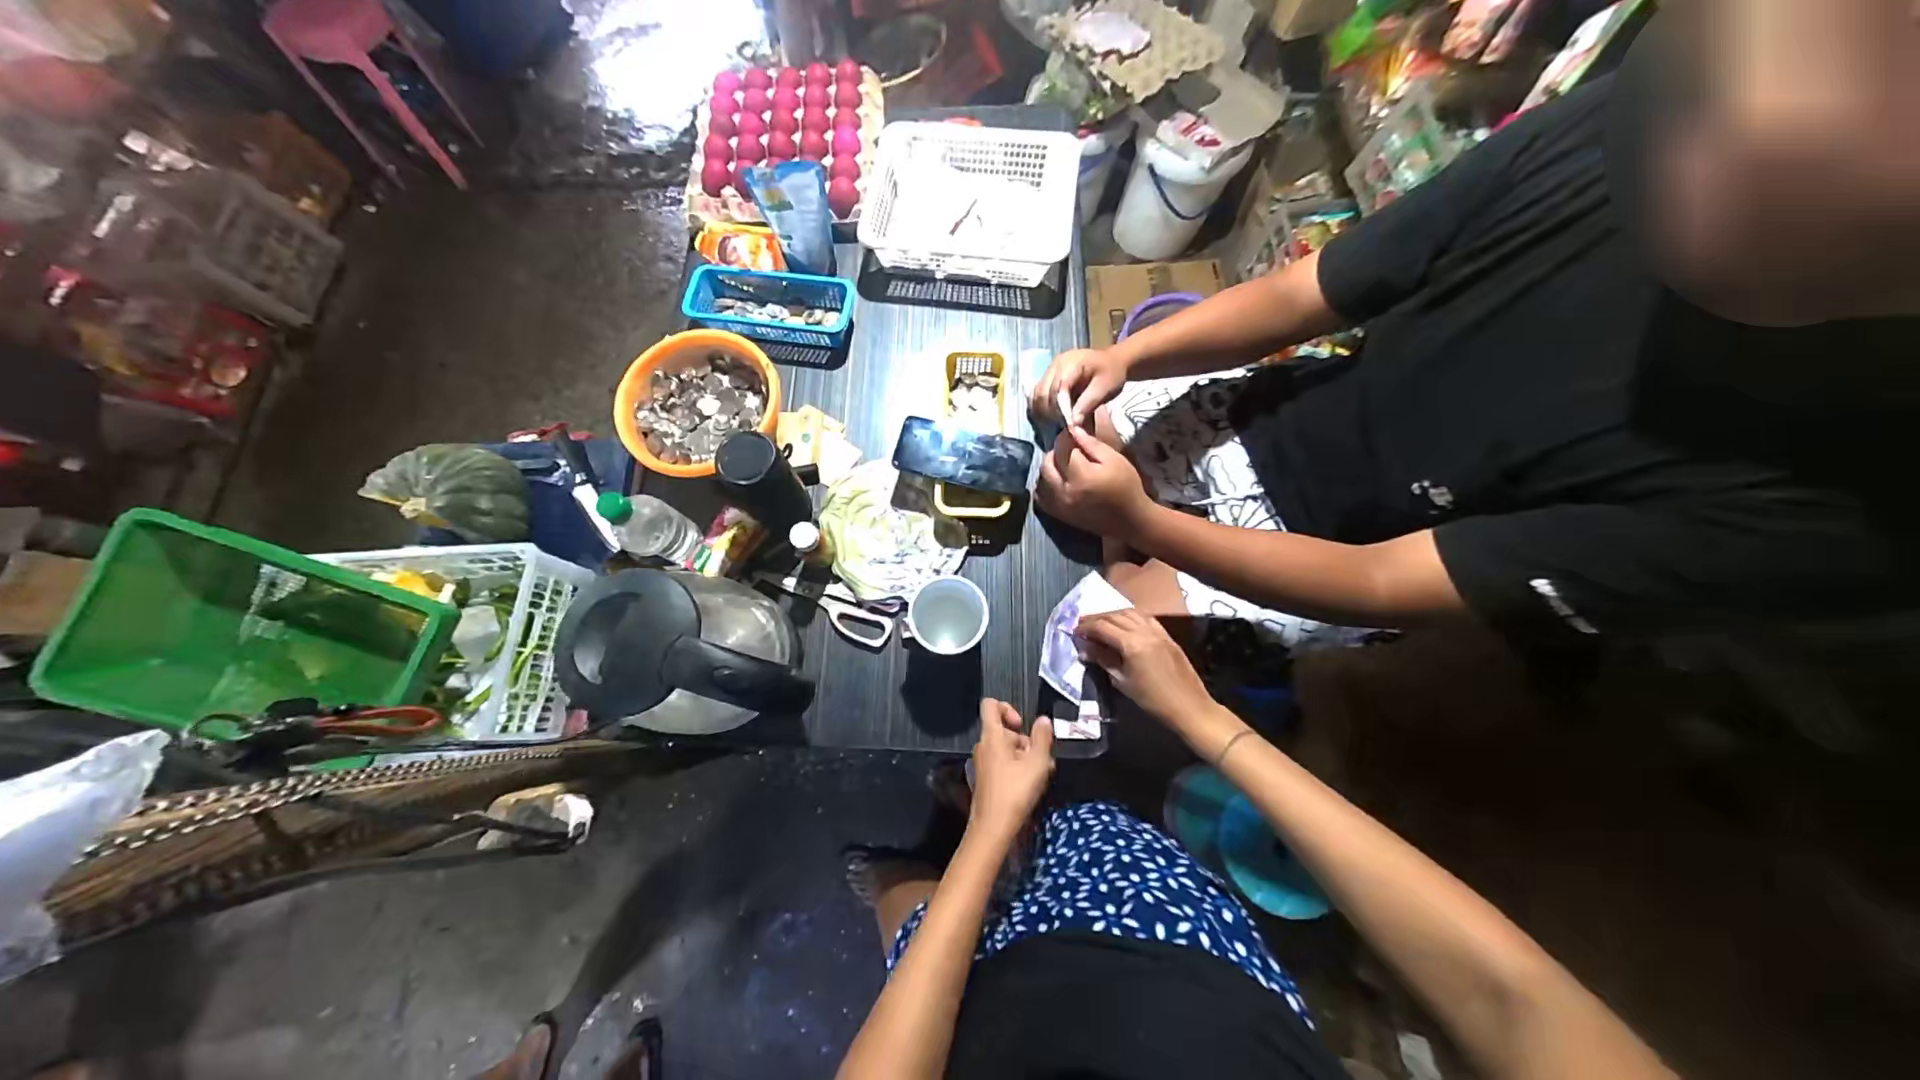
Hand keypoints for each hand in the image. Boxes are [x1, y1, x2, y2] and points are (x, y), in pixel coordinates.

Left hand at [970, 699, 1053, 837]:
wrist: (992, 828)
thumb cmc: (1015, 791)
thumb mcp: (1038, 763)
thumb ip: (1042, 738)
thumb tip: (1043, 720)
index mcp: (991, 736)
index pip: (991, 705)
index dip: (1008, 707)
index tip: (1022, 725)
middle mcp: (982, 746)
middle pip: (1004, 732)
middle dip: (1025, 741)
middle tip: (1042, 759)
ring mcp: (981, 764)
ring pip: (1005, 750)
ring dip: (1024, 757)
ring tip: (1041, 774)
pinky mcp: (984, 780)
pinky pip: (1001, 765)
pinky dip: (1016, 769)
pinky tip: (1030, 785)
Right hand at [1031, 347, 1128, 427]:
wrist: (1112, 361)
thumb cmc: (1112, 373)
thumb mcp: (1105, 388)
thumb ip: (1088, 403)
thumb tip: (1072, 423)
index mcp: (1071, 363)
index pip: (1057, 389)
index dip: (1061, 410)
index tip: (1070, 425)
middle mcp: (1055, 364)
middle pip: (1042, 393)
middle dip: (1051, 413)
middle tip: (1065, 427)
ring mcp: (1049, 370)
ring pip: (1036, 395)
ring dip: (1044, 412)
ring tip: (1058, 423)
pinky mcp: (1048, 377)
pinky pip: (1037, 394)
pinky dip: (1041, 408)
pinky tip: (1051, 417)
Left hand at [1036, 426, 1153, 537]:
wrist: (1130, 519)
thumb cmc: (1127, 486)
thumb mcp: (1114, 459)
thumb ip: (1091, 444)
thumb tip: (1072, 430)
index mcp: (1081, 476)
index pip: (1063, 449)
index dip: (1066, 437)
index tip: (1072, 432)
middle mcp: (1065, 491)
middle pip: (1047, 463)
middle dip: (1056, 451)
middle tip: (1069, 448)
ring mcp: (1059, 505)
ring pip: (1041, 479)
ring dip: (1049, 468)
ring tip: (1063, 464)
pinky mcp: (1059, 515)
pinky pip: (1040, 497)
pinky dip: (1044, 485)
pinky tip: (1056, 480)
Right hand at [1074, 609, 1215, 727]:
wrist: (1189, 706)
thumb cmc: (1152, 700)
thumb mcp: (1122, 681)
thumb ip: (1103, 660)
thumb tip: (1086, 648)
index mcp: (1132, 644)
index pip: (1102, 626)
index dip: (1086, 628)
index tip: (1074, 632)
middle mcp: (1144, 631)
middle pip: (1115, 615)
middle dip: (1096, 618)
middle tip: (1082, 625)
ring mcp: (1157, 631)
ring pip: (1130, 613)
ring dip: (1112, 615)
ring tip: (1100, 623)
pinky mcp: (1166, 635)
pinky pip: (1144, 618)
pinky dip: (1130, 617)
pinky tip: (1123, 625)